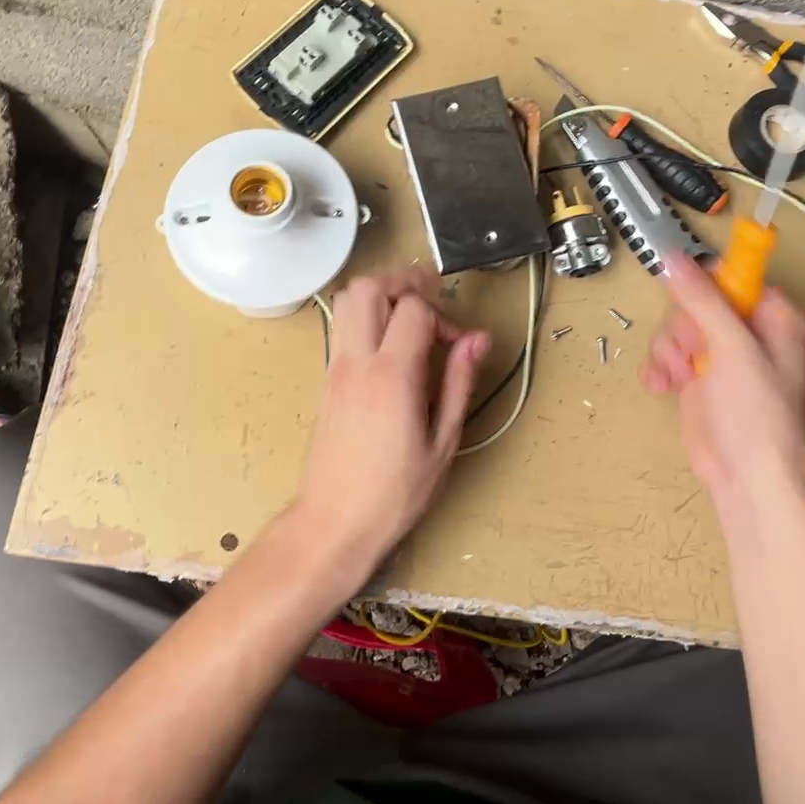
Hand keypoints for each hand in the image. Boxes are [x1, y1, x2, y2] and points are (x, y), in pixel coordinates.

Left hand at [291, 271, 490, 568]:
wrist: (333, 521)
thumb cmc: (394, 492)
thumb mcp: (443, 442)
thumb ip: (460, 382)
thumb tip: (478, 338)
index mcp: (391, 377)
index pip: (413, 309)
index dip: (442, 314)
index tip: (457, 344)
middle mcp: (356, 362)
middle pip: (368, 287)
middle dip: (404, 282)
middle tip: (433, 300)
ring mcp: (334, 367)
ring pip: (346, 299)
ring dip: (380, 294)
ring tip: (411, 315)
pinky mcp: (326, 378)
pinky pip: (341, 324)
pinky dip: (365, 315)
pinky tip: (390, 344)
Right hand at [641, 252, 804, 510]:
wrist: (745, 479)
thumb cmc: (759, 421)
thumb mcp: (733, 349)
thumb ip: (704, 300)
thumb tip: (676, 261)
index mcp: (773, 318)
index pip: (733, 275)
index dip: (707, 286)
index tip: (692, 303)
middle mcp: (747, 333)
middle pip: (695, 300)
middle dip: (682, 326)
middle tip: (691, 351)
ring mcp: (719, 356)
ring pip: (676, 327)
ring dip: (667, 350)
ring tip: (679, 375)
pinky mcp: (696, 378)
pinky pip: (665, 355)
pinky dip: (659, 369)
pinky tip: (662, 386)